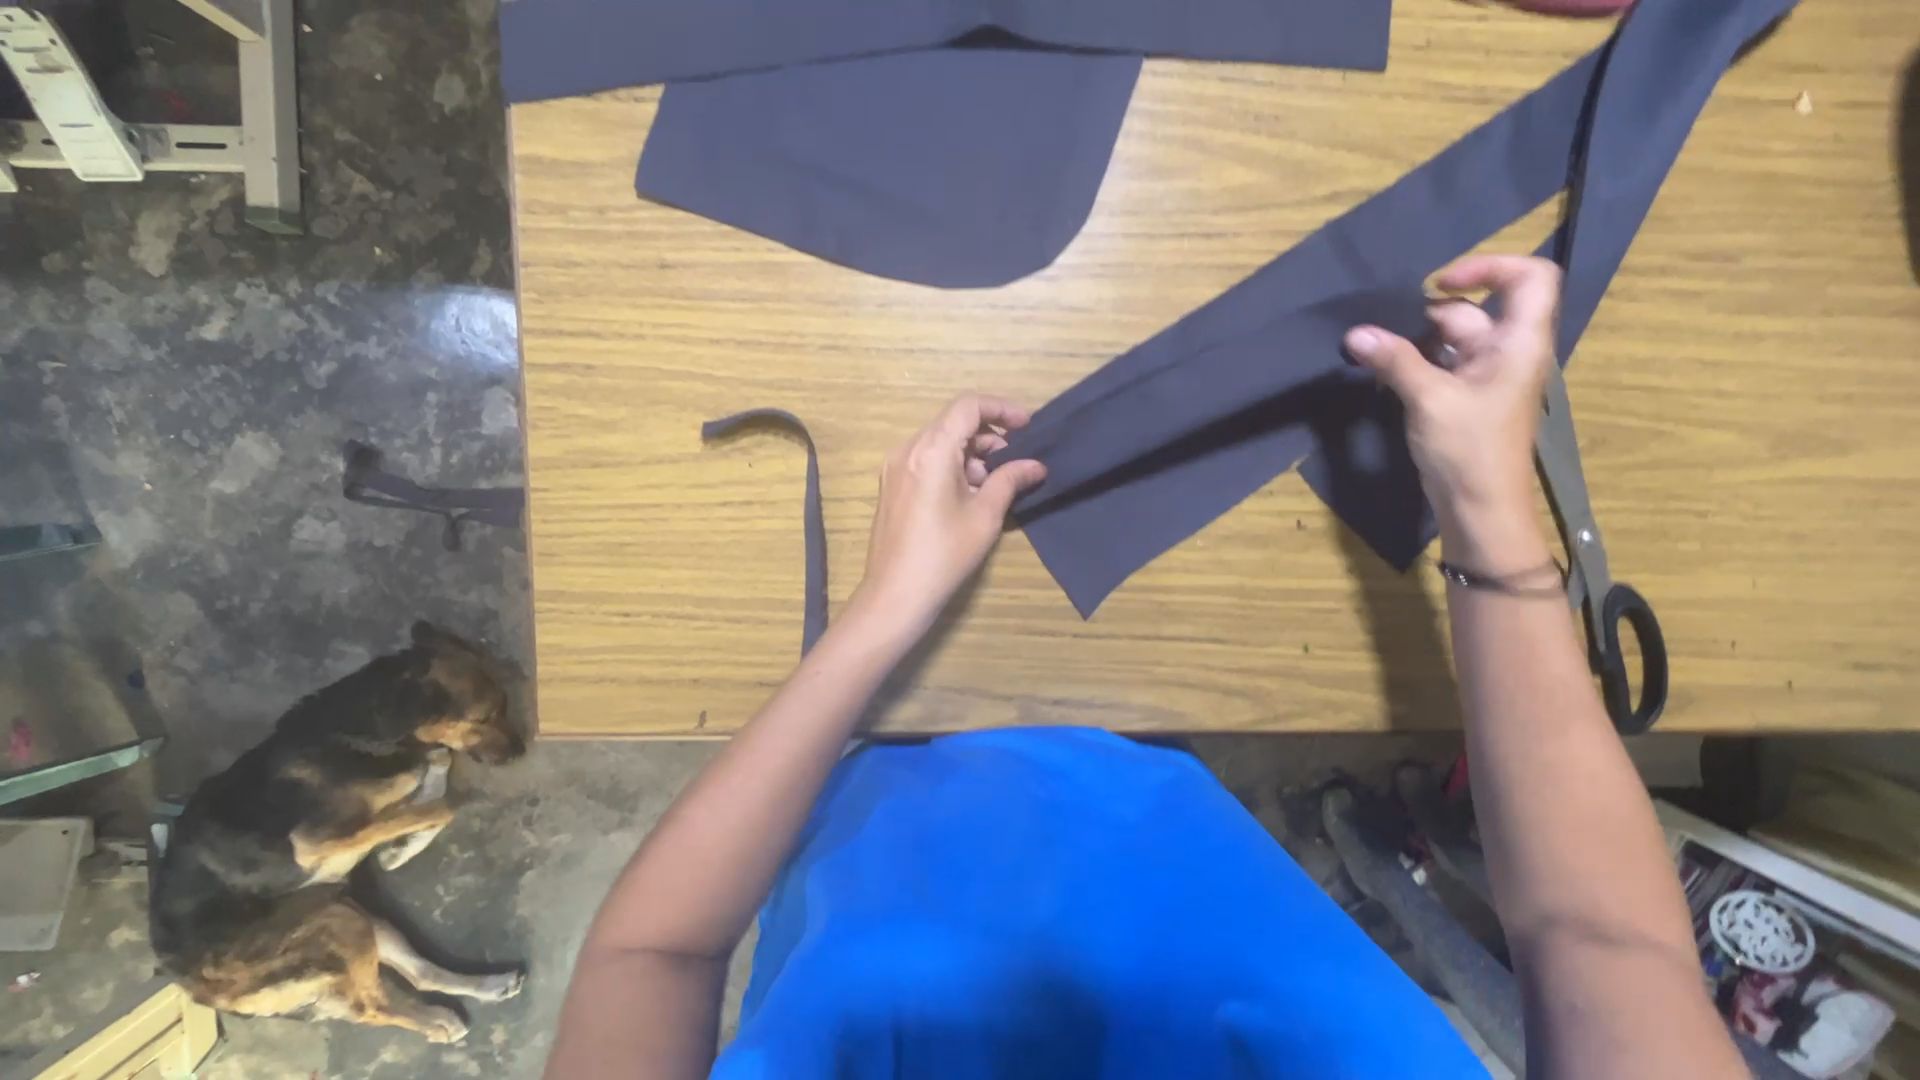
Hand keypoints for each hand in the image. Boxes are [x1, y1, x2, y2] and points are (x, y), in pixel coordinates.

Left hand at [850, 395, 1047, 639]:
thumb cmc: (944, 554)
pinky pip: (925, 458)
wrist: (896, 593)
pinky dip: (951, 464)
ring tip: (992, 484)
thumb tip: (1035, 466)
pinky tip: (968, 494)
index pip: (968, 406)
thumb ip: (1010, 481)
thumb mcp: (985, 516)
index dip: (1001, 408)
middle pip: (953, 421)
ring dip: (970, 452)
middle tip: (1014, 462)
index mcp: (931, 449)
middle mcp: (907, 449)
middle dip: (988, 435)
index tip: (1026, 426)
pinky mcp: (891, 484)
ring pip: (939, 440)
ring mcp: (895, 466)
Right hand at [1342, 255, 1559, 570]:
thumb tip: (1356, 334)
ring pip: (1451, 340)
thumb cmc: (1469, 449)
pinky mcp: (1464, 399)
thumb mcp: (1430, 399)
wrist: (1480, 508)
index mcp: (1519, 342)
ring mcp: (1486, 377)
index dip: (1490, 267)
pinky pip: (1441, 366)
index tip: (1440, 284)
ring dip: (1414, 341)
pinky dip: (1414, 362)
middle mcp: (1507, 352)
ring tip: (1373, 350)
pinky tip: (1382, 371)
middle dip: (1426, 314)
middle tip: (1382, 327)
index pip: (1529, 278)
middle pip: (1474, 310)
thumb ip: (1394, 361)